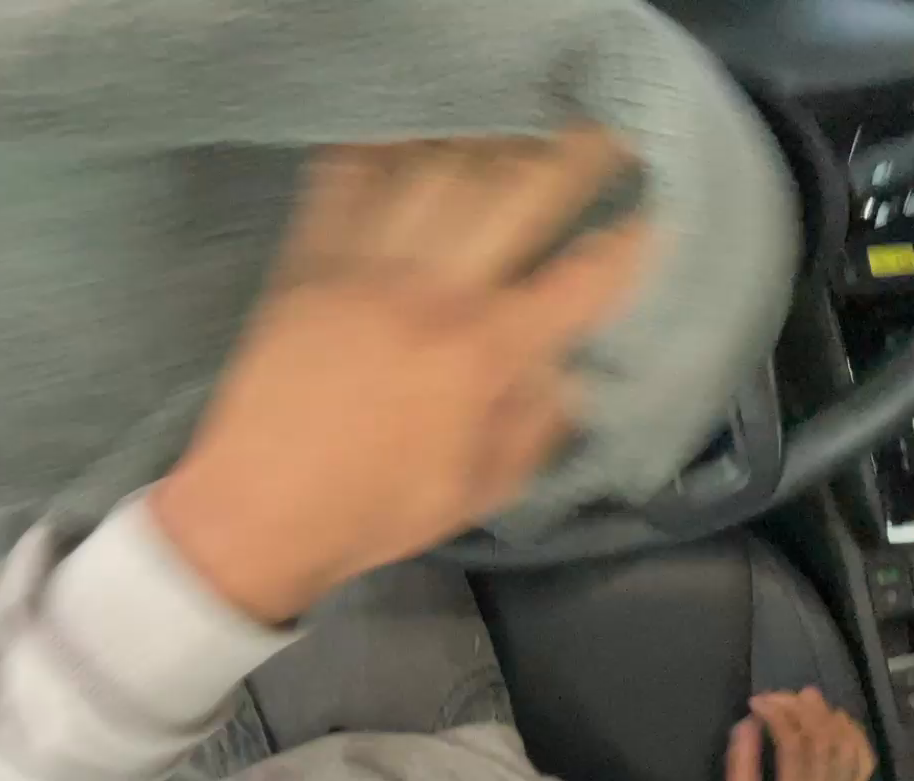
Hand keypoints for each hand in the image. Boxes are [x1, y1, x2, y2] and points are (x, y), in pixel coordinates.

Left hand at [151, 128, 650, 621]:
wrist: (261, 512)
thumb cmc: (381, 511)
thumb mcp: (481, 492)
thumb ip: (536, 429)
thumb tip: (572, 379)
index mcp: (483, 357)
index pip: (577, 283)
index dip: (625, 249)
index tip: (651, 223)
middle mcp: (434, 294)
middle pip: (519, 195)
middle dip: (576, 158)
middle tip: (605, 135)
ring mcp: (365, 268)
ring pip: (440, 170)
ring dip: (491, 144)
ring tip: (518, 135)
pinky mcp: (307, 263)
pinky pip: (347, 178)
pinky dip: (384, 149)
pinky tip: (411, 144)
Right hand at [723, 688, 877, 780]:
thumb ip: (740, 763)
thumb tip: (746, 724)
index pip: (792, 739)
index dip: (775, 713)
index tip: (755, 702)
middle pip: (821, 732)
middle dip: (798, 706)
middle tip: (776, 695)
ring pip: (845, 739)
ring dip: (825, 712)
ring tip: (803, 697)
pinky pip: (864, 756)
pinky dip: (853, 731)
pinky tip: (837, 717)